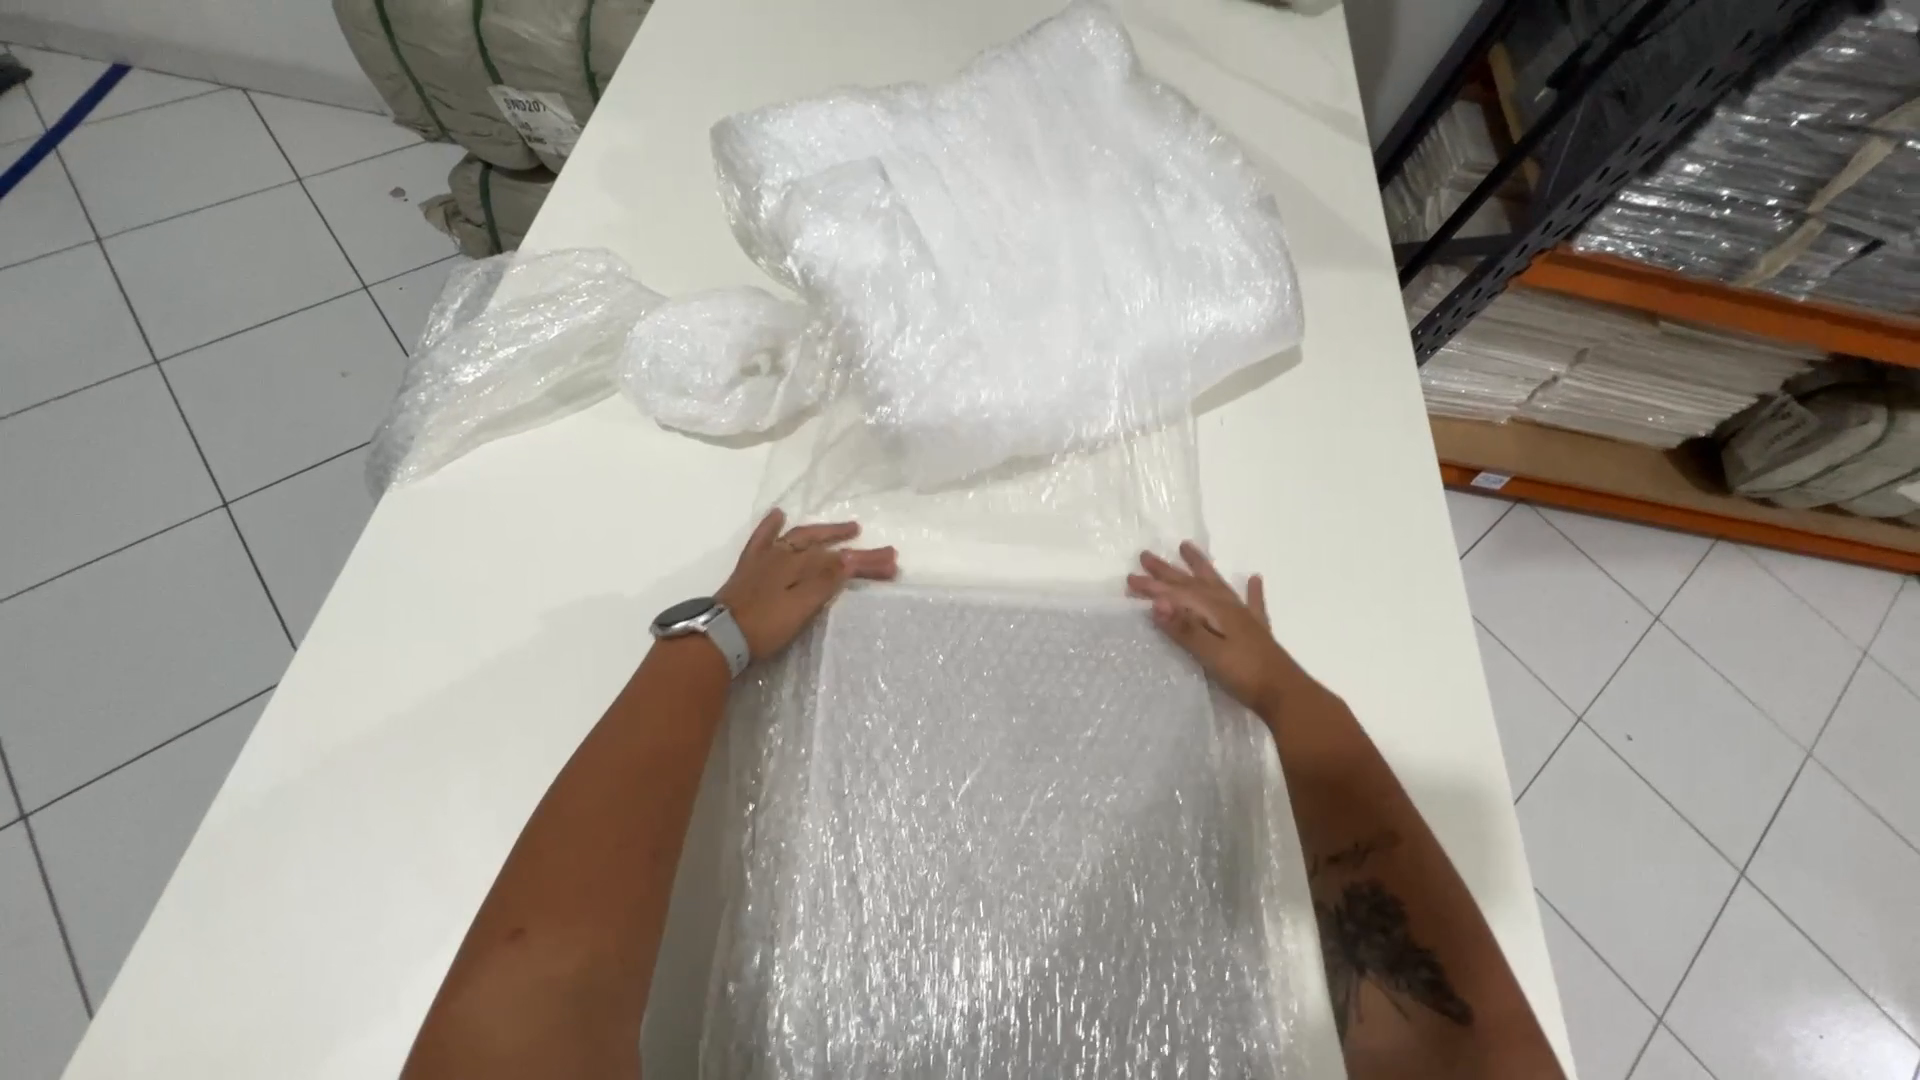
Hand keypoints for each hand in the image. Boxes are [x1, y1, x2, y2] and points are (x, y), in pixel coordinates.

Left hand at [717, 508, 896, 662]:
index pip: (841, 562)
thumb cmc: (764, 626)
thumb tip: (850, 556)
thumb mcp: (800, 608)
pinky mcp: (749, 568)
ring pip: (800, 539)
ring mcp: (765, 560)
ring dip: (824, 533)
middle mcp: (785, 556)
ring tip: (846, 529)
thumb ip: (824, 582)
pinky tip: (779, 515)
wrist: (718, 636)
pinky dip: (772, 526)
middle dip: (855, 550)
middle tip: (883, 552)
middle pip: (826, 549)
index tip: (892, 564)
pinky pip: (762, 539)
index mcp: (800, 567)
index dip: (867, 562)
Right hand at [1127, 541, 1302, 717]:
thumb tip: (1157, 602)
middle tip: (1146, 556)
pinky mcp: (1256, 631)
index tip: (1129, 580)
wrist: (1287, 694)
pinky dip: (1252, 589)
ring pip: (1216, 584)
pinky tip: (1255, 579)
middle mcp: (1228, 607)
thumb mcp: (1210, 654)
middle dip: (1167, 571)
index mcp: (1215, 612)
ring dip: (1200, 567)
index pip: (1177, 595)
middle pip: (1193, 584)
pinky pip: (1252, 603)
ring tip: (1187, 548)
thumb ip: (1184, 628)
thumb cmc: (1245, 675)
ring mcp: (1244, 617)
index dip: (1153, 587)